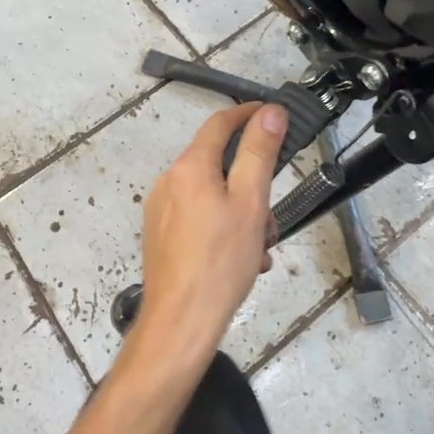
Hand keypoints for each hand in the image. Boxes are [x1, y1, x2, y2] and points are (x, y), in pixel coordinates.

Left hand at [131, 102, 287, 363]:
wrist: (180, 322)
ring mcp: (161, 209)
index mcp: (190, 166)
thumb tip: (269, 112)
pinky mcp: (160, 235)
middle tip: (270, 220)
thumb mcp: (250, 202)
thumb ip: (259, 153)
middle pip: (218, 165)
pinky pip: (199, 218)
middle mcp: (169, 181)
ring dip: (240, 213)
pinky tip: (239, 262)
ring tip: (258, 251)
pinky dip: (222, 229)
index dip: (247, 114)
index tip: (272, 114)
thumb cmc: (220, 260)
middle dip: (251, 185)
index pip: (220, 124)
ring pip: (212, 196)